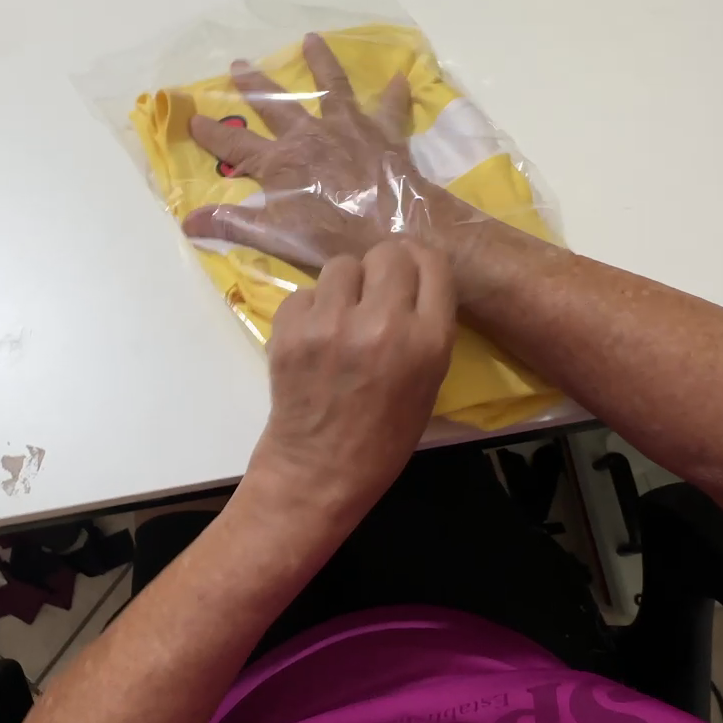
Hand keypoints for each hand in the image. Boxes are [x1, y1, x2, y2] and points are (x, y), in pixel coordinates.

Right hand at [183, 33, 455, 267]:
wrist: (393, 229)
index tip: (193, 119)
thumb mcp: (276, 236)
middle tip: (239, 63)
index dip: (213, 135)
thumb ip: (234, 225)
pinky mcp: (382, 134)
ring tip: (312, 38)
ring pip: (331, 88)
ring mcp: (347, 129)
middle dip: (255, 85)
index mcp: (280, 163)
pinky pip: (389, 109)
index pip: (237, 147)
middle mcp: (310, 136)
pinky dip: (394, 95)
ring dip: (320, 63)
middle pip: (277, 105)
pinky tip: (399, 78)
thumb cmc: (332, 237)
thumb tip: (188, 221)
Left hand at [241, 240, 456, 523]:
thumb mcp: (429, 382)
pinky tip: (313, 339)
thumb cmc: (383, 436)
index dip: (419, 263)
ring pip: (342, 265)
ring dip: (344, 286)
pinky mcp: (291, 329)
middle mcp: (383, 322)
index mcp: (428, 339)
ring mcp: (332, 323)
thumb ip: (425, 326)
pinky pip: (305, 292)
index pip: (431, 262)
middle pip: (388, 253)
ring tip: (340, 318)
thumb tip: (410, 280)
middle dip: (382, 269)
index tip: (409, 273)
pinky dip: (310, 310)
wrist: (321, 469)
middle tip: (373, 294)